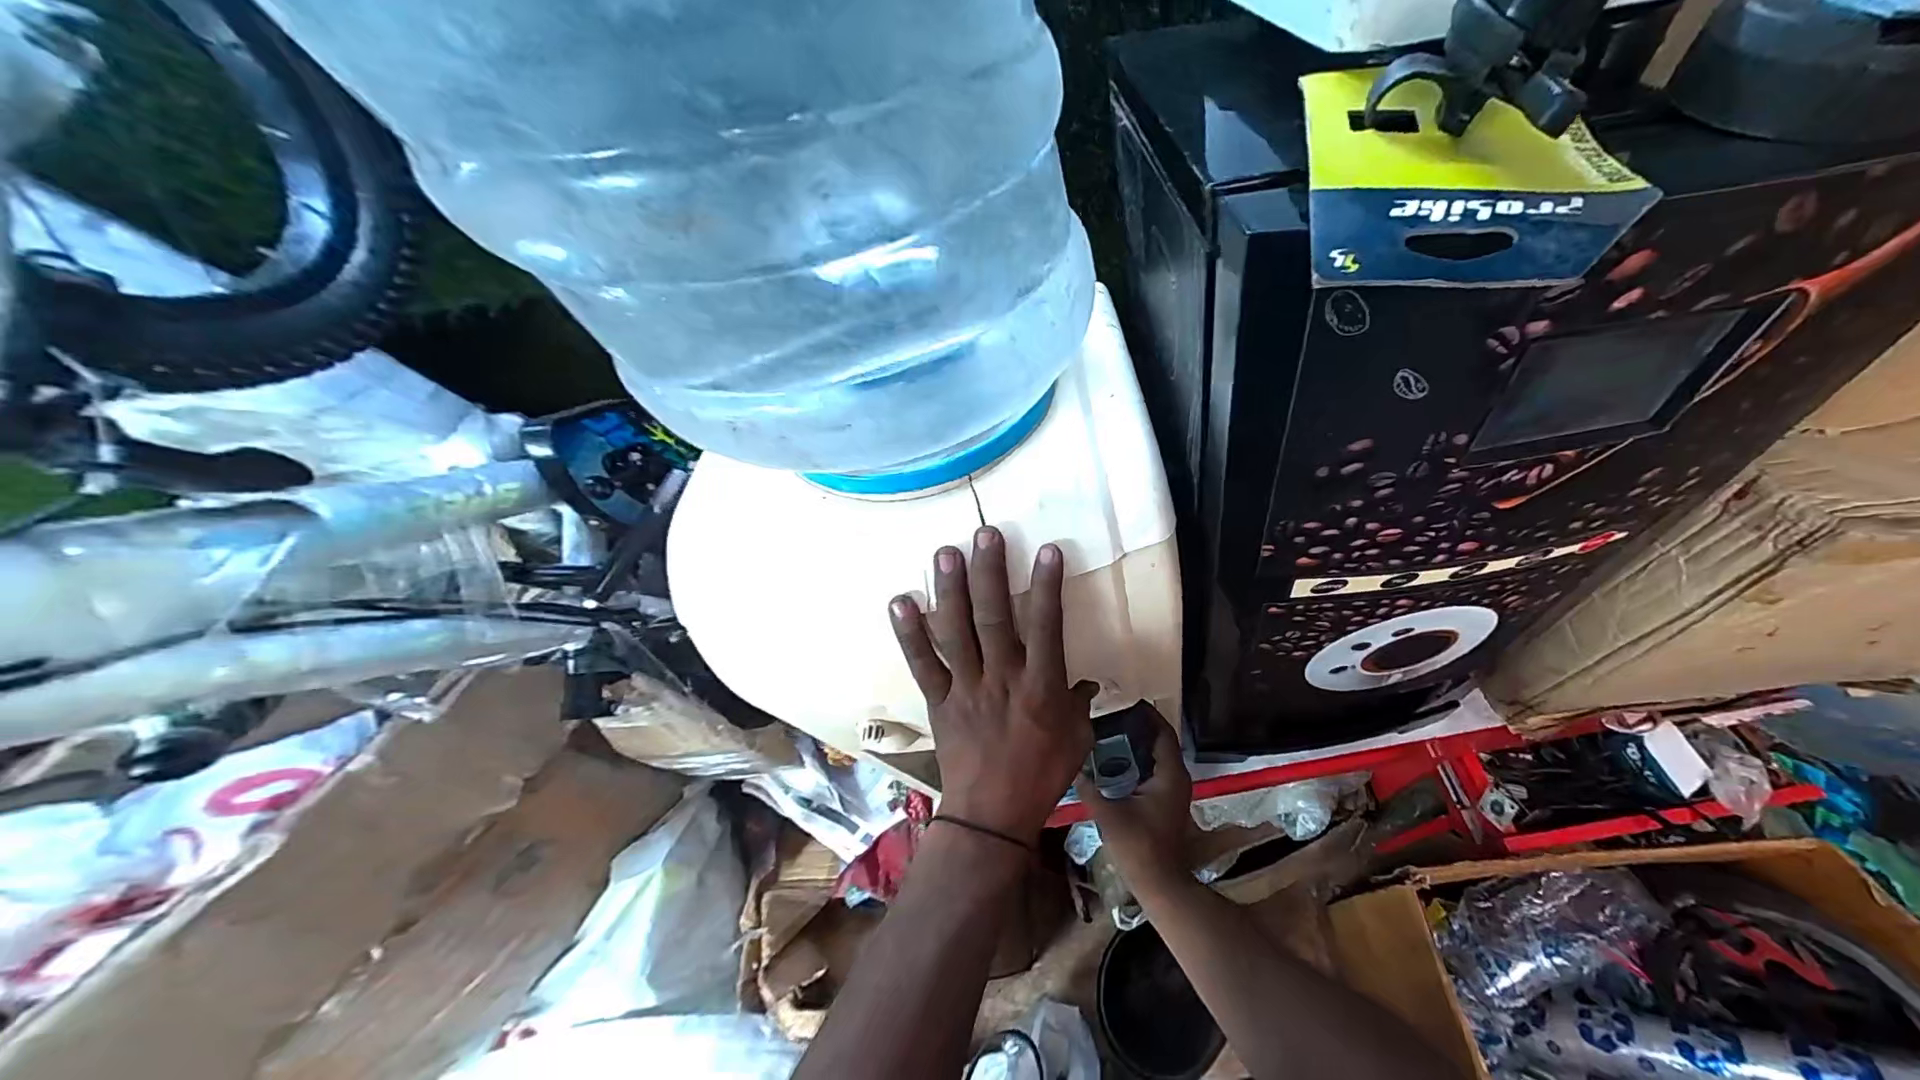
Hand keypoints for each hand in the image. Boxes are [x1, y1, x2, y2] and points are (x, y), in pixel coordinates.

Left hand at [889, 526, 1097, 843]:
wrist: (992, 813)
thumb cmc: (1042, 775)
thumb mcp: (1077, 739)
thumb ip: (1079, 703)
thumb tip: (1083, 680)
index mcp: (1041, 686)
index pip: (1046, 626)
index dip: (1048, 586)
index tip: (1047, 550)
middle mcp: (1002, 678)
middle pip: (994, 617)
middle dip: (990, 573)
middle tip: (985, 534)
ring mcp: (966, 687)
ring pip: (956, 632)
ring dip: (949, 590)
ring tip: (946, 552)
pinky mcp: (939, 700)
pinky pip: (922, 664)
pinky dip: (909, 634)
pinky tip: (900, 602)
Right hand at [1074, 712, 1192, 888]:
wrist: (1159, 882)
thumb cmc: (1137, 845)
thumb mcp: (1108, 814)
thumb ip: (1088, 788)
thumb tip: (1071, 766)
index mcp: (1169, 776)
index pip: (1163, 734)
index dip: (1148, 715)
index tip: (1127, 701)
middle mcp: (1177, 779)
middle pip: (1162, 742)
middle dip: (1141, 726)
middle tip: (1113, 713)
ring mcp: (1175, 791)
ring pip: (1160, 756)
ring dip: (1141, 742)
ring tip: (1112, 730)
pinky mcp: (1168, 801)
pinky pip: (1157, 769)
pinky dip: (1141, 758)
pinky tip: (1118, 758)